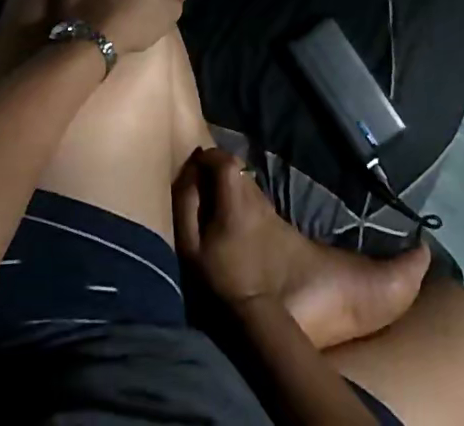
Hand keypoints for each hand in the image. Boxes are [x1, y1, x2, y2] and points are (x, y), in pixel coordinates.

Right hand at [174, 148, 294, 305]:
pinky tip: (230, 217)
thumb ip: (187, 205)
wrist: (259, 307)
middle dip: (218, 168)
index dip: (210, 156)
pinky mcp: (276, 221)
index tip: (195, 163)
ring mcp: (269, 210)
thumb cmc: (220, 276)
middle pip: (237, 168)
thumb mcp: (191, 246)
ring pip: (247, 182)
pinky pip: (254, 197)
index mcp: (235, 203)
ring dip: (230, 183)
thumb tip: (188, 173)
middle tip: (201, 180)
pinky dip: (240, 197)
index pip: (226, 161)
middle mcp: (255, 200)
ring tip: (213, 199)